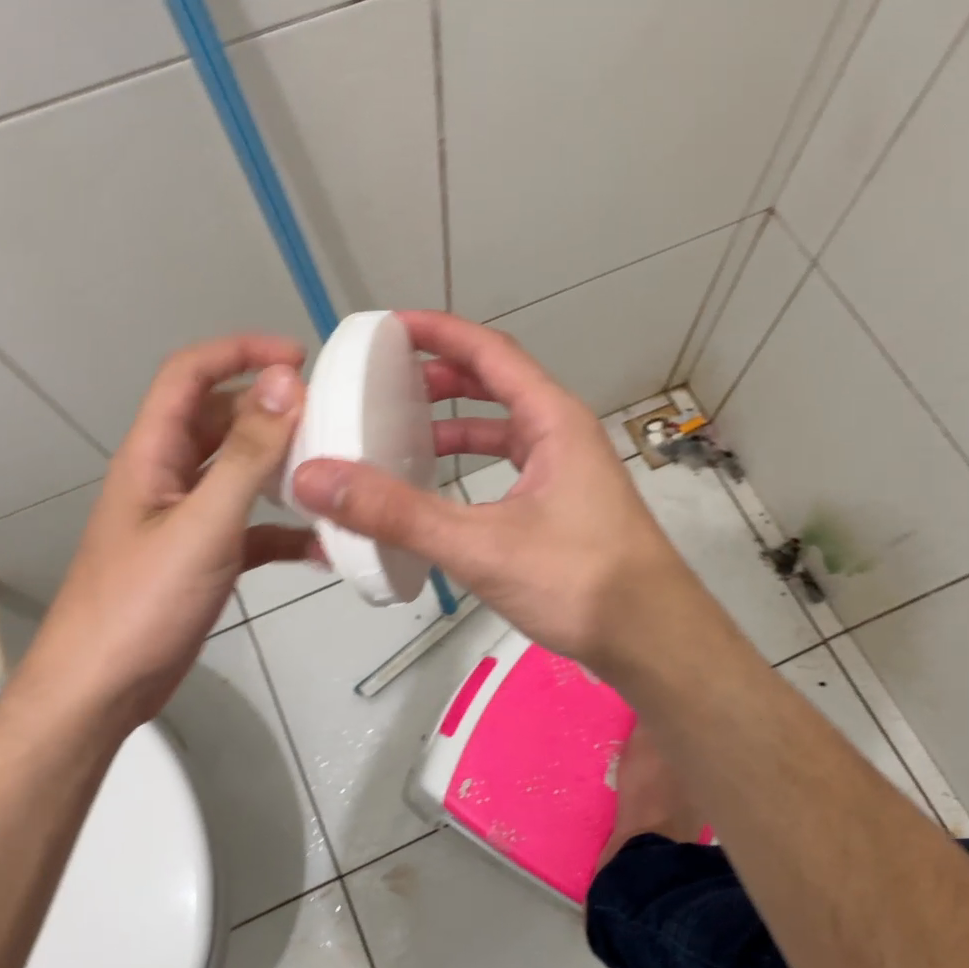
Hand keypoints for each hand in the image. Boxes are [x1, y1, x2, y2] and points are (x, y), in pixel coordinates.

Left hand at [14, 336, 310, 731]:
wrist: (102, 688)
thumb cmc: (144, 602)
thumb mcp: (204, 524)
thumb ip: (248, 455)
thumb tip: (286, 383)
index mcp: (153, 454)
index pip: (189, 375)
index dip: (239, 352)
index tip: (299, 359)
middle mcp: (168, 477)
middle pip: (221, 420)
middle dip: (271, 412)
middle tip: (328, 419)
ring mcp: (185, 520)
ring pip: (239, 475)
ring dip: (281, 471)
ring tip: (333, 474)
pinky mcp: (203, 559)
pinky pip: (250, 529)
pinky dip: (283, 531)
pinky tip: (321, 548)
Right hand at [291, 311, 701, 670]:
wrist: (654, 640)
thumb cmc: (579, 582)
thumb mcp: (481, 546)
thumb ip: (398, 514)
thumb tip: (314, 477)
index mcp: (553, 420)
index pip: (490, 352)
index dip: (438, 332)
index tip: (387, 326)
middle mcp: (564, 435)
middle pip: (497, 385)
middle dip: (441, 378)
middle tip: (384, 382)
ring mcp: (569, 473)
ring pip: (505, 430)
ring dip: (456, 425)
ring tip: (401, 433)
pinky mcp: (566, 510)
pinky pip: (511, 468)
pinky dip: (474, 467)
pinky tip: (443, 492)